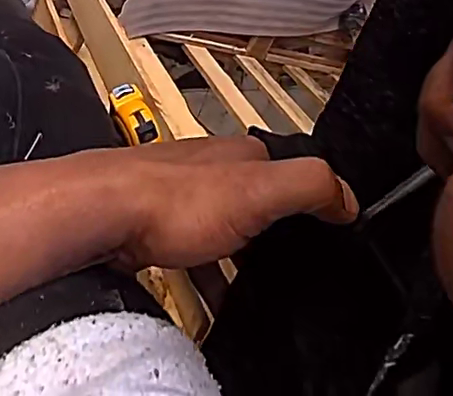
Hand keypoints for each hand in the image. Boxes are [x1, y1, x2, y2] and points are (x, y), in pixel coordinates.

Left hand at [78, 136, 356, 271]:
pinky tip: (211, 298)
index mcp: (246, 153)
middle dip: (274, 237)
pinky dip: (209, 274)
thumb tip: (348, 196)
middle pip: (261, 202)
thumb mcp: (259, 190)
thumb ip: (308, 185)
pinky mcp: (162, 220)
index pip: (294, 173)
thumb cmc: (173, 197)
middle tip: (287, 271)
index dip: (312, 204)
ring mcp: (188, 191)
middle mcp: (217, 166)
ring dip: (241, 259)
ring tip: (253, 292)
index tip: (325, 235)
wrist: (105, 211)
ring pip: (228, 228)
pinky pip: (197, 251)